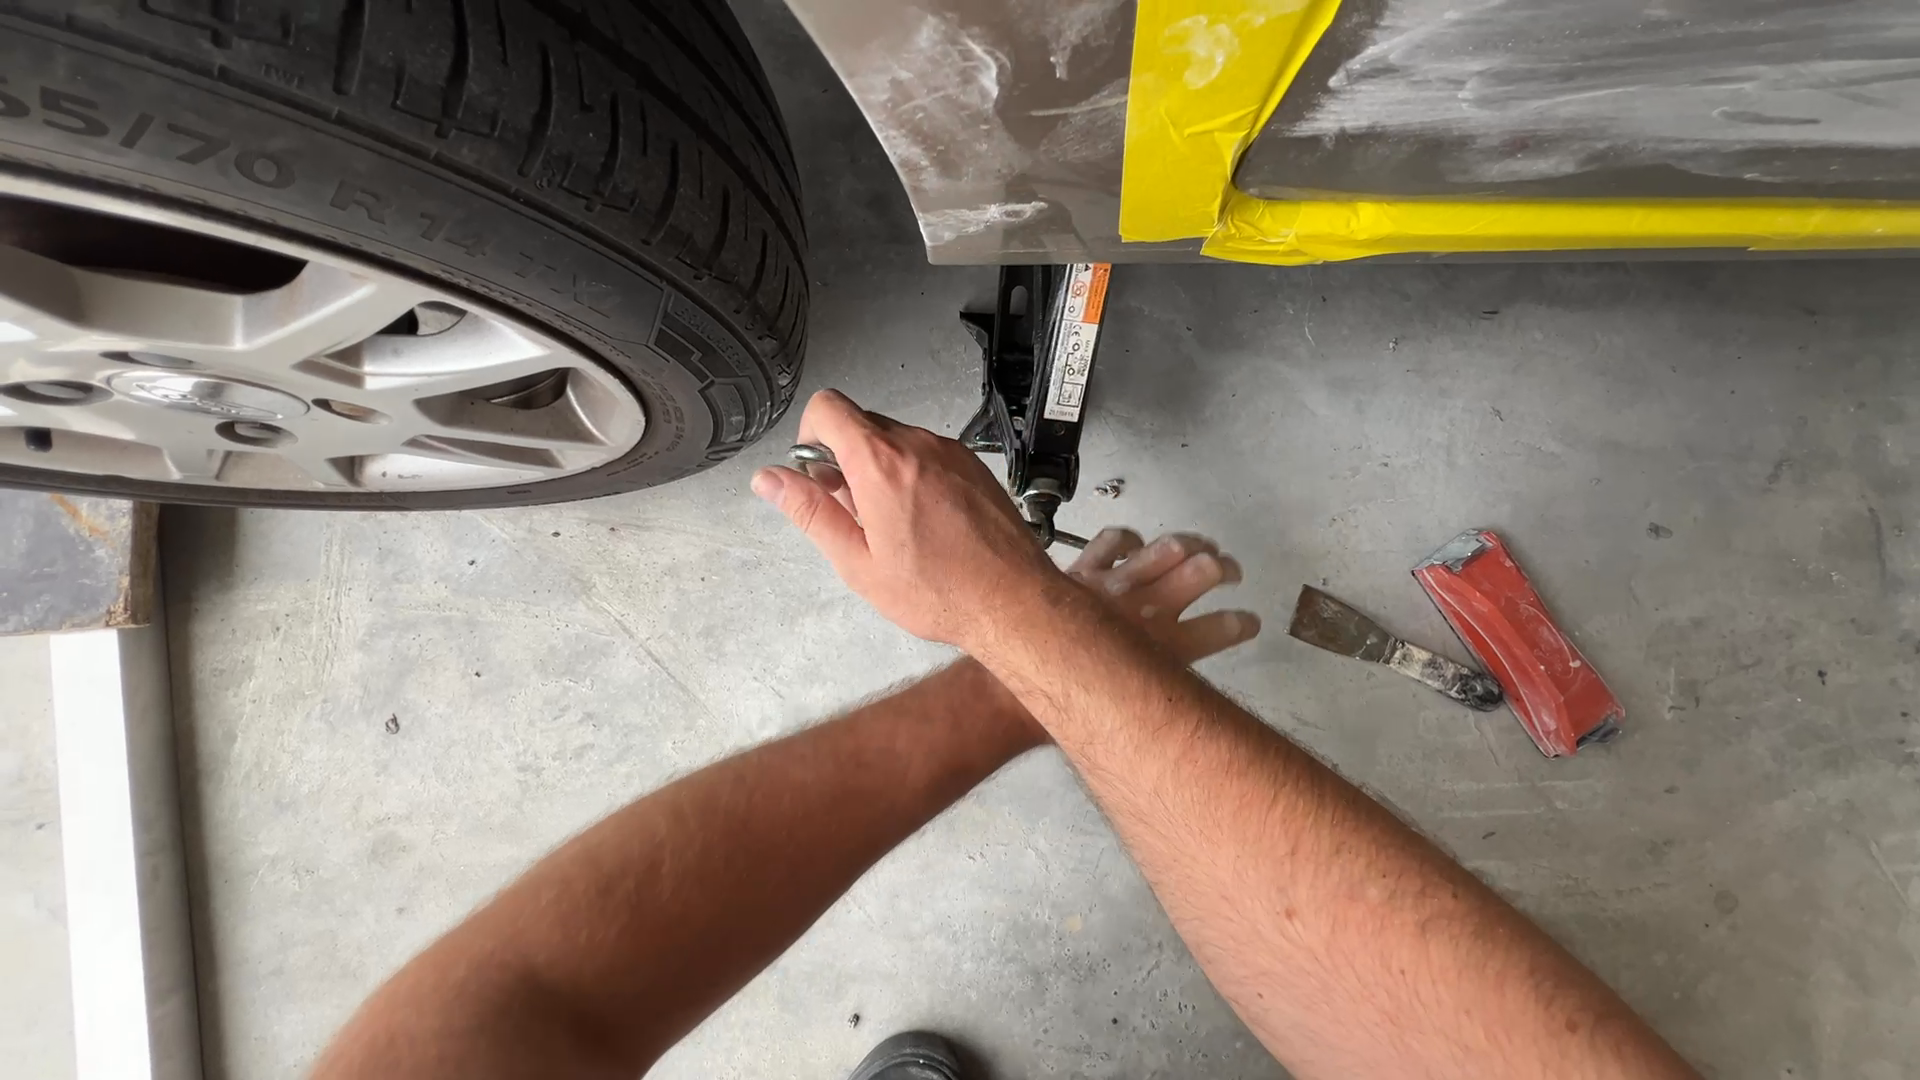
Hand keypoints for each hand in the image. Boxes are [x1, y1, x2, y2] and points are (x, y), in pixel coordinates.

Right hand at [752, 390, 1057, 646]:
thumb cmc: (942, 591)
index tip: (817, 473)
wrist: (1012, 601)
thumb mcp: (858, 561)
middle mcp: (918, 446)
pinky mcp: (972, 464)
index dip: (811, 436)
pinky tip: (922, 520)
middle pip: (861, 423)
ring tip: (891, 523)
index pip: (829, 407)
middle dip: (844, 458)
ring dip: (879, 468)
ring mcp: (950, 452)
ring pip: (895, 439)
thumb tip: (771, 480)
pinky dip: (912, 474)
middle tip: (853, 510)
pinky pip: (927, 453)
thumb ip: (810, 512)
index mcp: (882, 465)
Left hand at [972, 527, 1262, 747]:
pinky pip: (1113, 542)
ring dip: (1190, 543)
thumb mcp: (1130, 708)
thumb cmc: (1071, 710)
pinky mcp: (1082, 573)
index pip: (1222, 628)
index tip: (1249, 621)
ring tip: (1199, 546)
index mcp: (1165, 650)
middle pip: (1202, 572)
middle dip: (1226, 567)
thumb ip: (1156, 688)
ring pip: (1166, 549)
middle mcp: (1145, 612)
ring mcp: (1113, 587)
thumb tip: (1169, 697)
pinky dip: (1127, 539)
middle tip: (1231, 570)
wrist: (1014, 693)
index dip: (1242, 623)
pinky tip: (1134, 543)